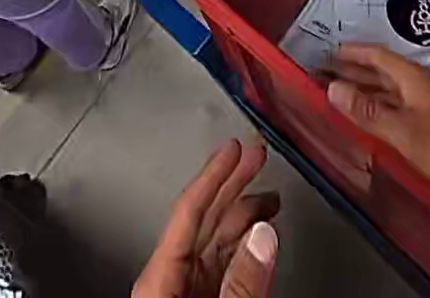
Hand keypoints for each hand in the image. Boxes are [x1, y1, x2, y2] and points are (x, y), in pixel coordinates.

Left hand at [133, 140, 279, 297]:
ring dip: (245, 215)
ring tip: (271, 197)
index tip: (233, 147)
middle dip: (234, 182)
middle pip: (204, 218)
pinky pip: (223, 265)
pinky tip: (259, 237)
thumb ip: (239, 280)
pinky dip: (244, 246)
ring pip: (216, 240)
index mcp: (159, 278)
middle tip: (257, 154)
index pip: (188, 209)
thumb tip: (263, 236)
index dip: (213, 173)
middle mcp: (169, 279)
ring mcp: (184, 292)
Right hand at [326, 44, 429, 214]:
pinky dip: (383, 110)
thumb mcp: (405, 133)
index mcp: (412, 79)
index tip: (328, 52)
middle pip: (381, 71)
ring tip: (342, 95)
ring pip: (391, 91)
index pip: (375, 55)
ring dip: (366, 91)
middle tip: (326, 73)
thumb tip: (333, 88)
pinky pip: (402, 109)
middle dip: (353, 71)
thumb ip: (368, 112)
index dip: (351, 53)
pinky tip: (376, 123)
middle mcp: (421, 86)